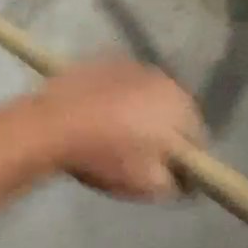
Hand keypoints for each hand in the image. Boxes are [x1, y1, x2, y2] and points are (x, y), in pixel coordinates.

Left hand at [11, 57, 206, 200]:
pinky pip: (117, 85)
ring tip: (113, 134)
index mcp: (181, 105)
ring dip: (137, 112)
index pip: (197, 139)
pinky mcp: (100, 60)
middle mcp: (161, 78)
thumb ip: (180, 182)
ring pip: (145, 96)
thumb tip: (184, 177)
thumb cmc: (106, 155)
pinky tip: (95, 115)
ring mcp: (129, 65)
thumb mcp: (152, 186)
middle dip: (162, 131)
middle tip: (138, 154)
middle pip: (172, 112)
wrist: (50, 124)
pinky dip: (113, 98)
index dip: (185, 161)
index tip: (166, 173)